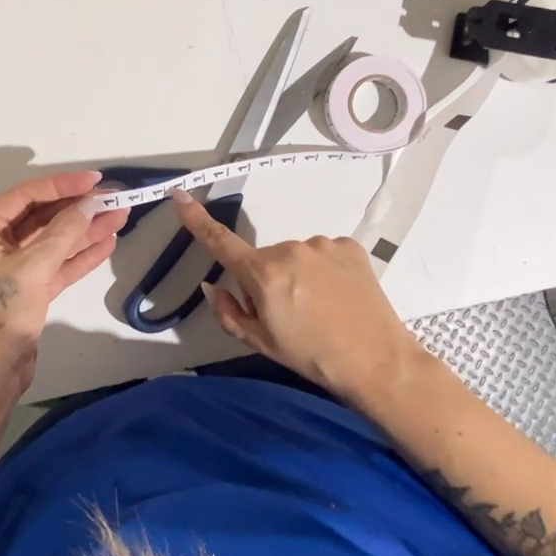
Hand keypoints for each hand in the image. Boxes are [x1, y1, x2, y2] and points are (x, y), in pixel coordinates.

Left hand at [0, 171, 129, 391]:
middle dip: (79, 209)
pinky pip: (58, 265)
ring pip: (54, 242)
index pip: (27, 196)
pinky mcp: (30, 291)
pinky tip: (107, 242)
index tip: (95, 180)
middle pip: (43, 217)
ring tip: (120, 216)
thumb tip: (91, 203)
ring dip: (86, 230)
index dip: (62, 185)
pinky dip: (81, 255)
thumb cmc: (1, 311)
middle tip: (114, 198)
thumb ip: (64, 231)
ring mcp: (13, 268)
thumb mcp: (33, 266)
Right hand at [172, 190, 421, 395]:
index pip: (220, 241)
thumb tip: (213, 285)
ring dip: (299, 274)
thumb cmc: (311, 356)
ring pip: (295, 256)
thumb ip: (228, 311)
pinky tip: (338, 295)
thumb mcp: (260, 342)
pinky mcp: (349, 245)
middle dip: (268, 279)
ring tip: (320, 308)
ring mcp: (322, 245)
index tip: (179, 194)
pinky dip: (325, 271)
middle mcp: (289, 250)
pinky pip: (323, 254)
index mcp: (263, 275)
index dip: (196, 218)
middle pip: (264, 259)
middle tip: (290, 314)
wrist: (375, 360)